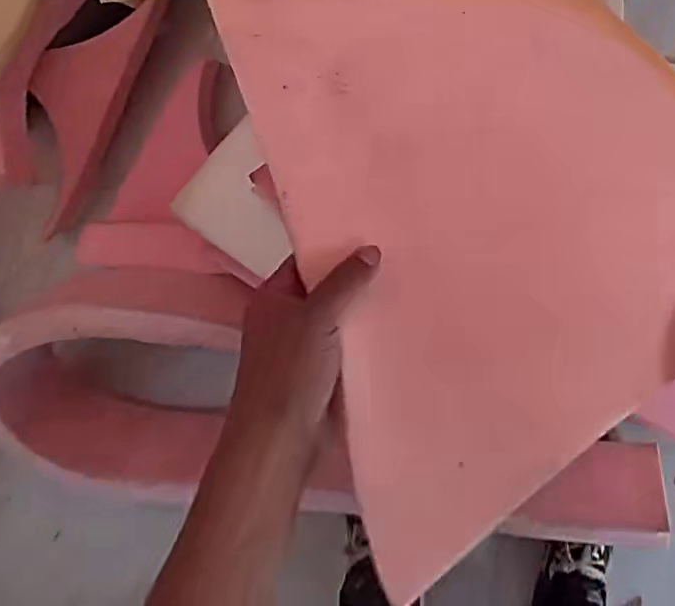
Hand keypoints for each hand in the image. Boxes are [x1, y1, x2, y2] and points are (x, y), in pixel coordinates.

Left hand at [228, 247, 381, 445]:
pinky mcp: (323, 373)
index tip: (367, 232)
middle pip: (324, 288)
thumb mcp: (317, 316)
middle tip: (393, 253)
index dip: (332, 245)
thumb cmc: (289, 371)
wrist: (281, 442)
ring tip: (402, 281)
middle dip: (354, 276)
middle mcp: (286, 318)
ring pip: (339, 317)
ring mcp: (304, 347)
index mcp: (272, 297)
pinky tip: (395, 321)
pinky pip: (348, 343)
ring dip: (363, 307)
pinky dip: (366, 335)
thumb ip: (344, 281)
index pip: (304, 260)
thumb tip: (371, 250)